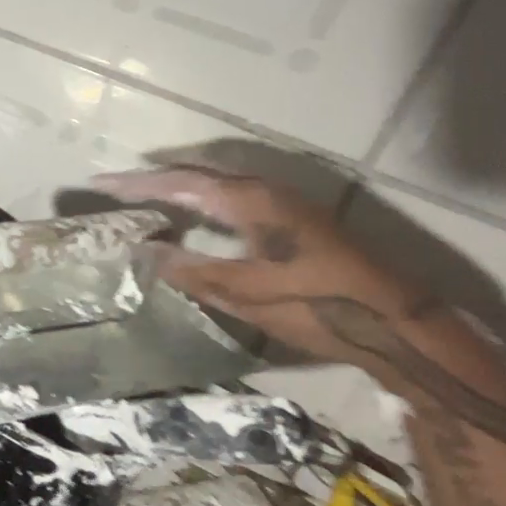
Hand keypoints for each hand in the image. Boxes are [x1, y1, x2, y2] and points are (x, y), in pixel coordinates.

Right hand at [89, 166, 505, 456]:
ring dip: (179, 189)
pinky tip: (196, 217)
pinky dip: (203, 200)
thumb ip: (191, 269)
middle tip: (116, 187)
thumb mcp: (247, 295)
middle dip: (153, 181)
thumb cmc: (320, 307)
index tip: (99, 181)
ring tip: (146, 198)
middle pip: (196, 177)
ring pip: (217, 185)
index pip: (178, 183)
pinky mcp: (299, 220)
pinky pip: (234, 197)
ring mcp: (286, 203)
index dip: (136, 183)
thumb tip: (142, 249)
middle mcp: (265, 191)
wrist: (406, 328)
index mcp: (249, 200)